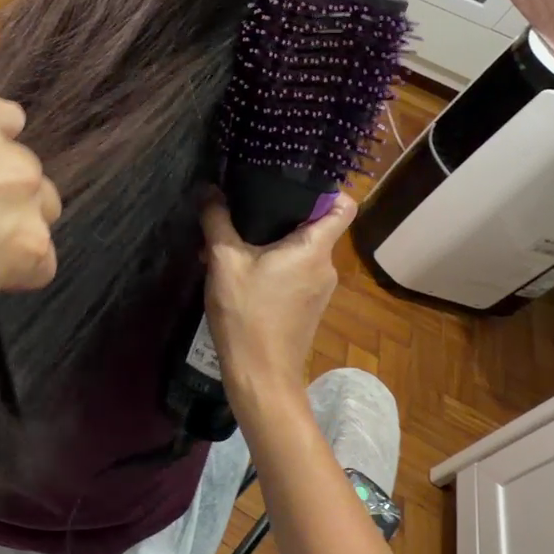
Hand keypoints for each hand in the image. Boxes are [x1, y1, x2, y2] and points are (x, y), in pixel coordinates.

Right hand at [202, 190, 355, 391]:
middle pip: (315, 224)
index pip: (342, 205)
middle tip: (246, 202)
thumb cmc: (247, 313)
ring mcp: (319, 288)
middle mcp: (325, 265)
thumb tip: (210, 189)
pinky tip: (238, 267)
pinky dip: (271, 261)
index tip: (293, 177)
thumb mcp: (224, 260)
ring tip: (231, 237)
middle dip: (280, 211)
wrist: (261, 375)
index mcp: (314, 248)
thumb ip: (217, 219)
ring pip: (300, 248)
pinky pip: (294, 269)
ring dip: (269, 239)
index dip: (326, 186)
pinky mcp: (307, 305)